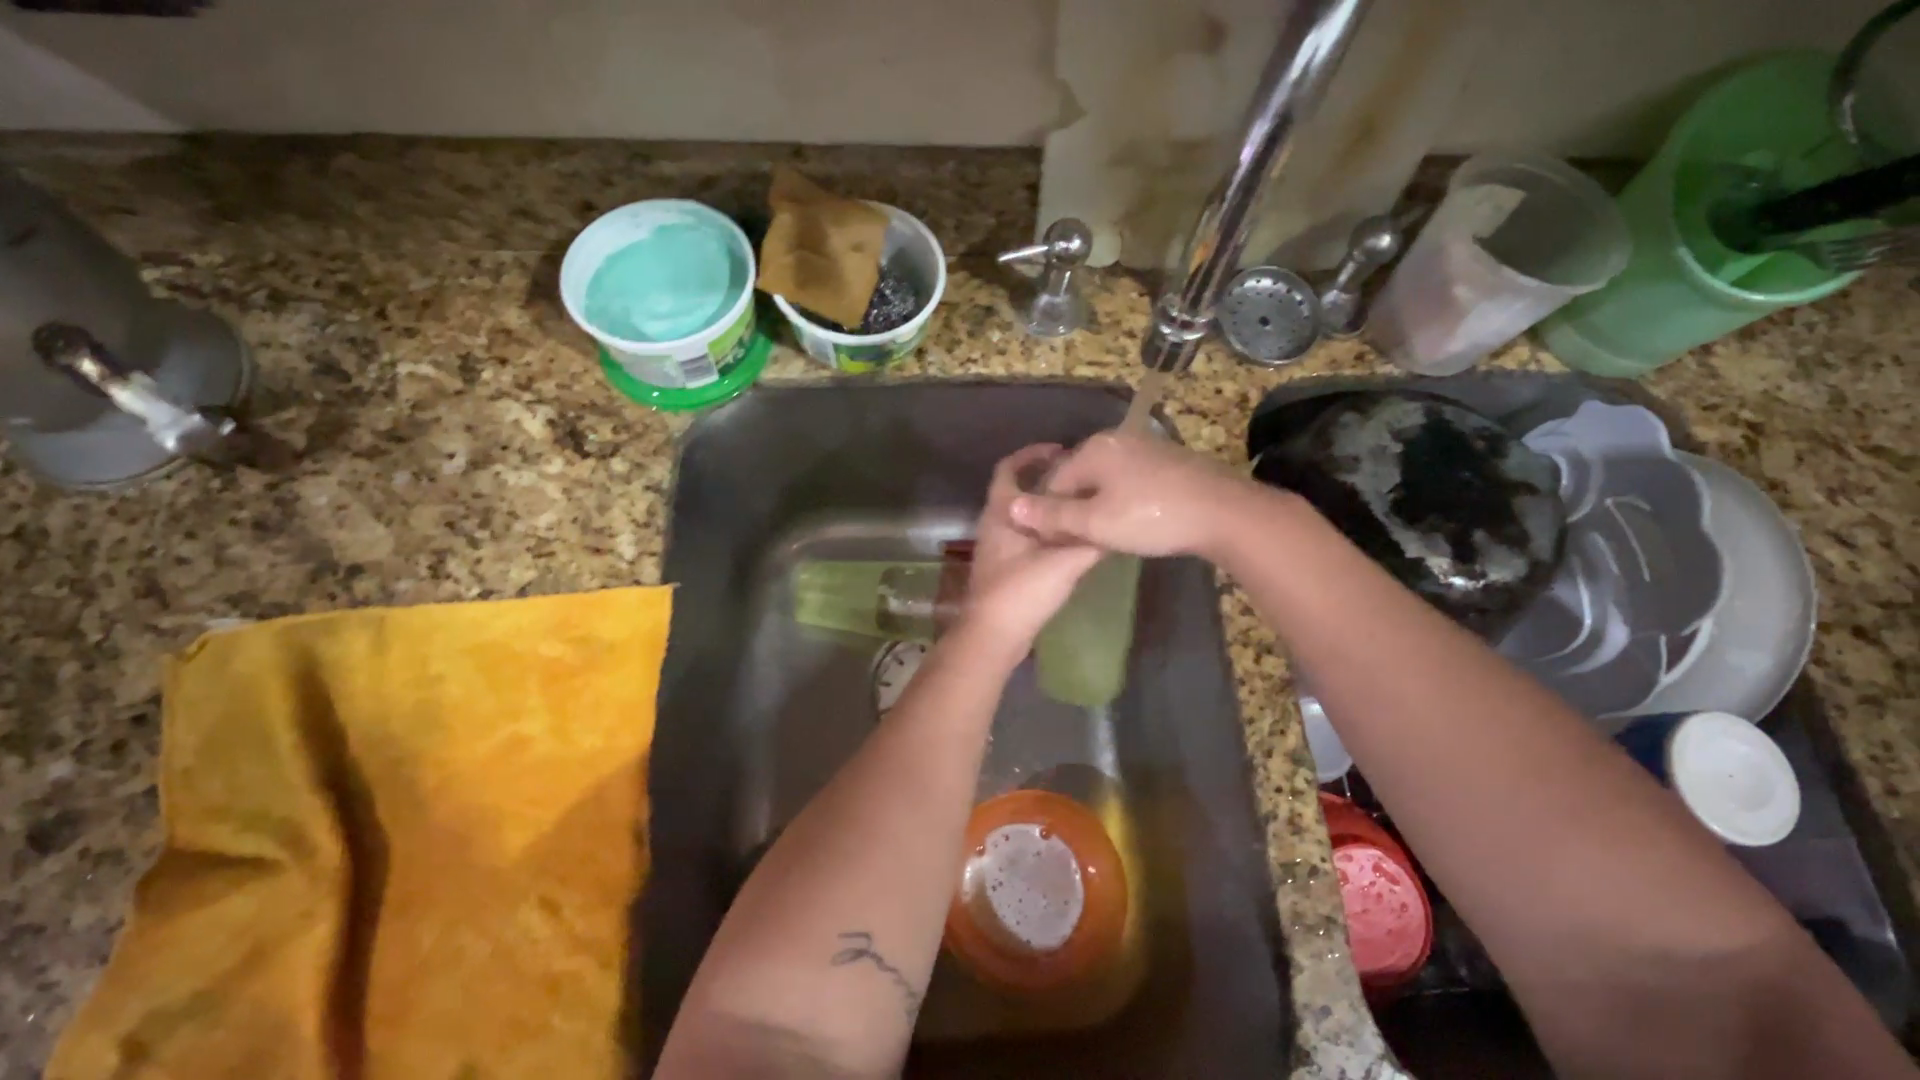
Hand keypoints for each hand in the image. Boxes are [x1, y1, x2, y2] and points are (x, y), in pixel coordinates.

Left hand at [956, 445, 1103, 651]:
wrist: (993, 636)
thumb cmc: (1021, 591)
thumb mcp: (1064, 562)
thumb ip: (1091, 540)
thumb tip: (1116, 521)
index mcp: (1001, 512)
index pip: (1009, 468)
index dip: (1032, 454)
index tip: (1062, 450)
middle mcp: (995, 524)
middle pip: (1018, 490)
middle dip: (1047, 481)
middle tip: (1081, 479)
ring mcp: (997, 547)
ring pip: (1023, 516)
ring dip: (1048, 508)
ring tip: (1082, 506)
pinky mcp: (1005, 568)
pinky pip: (1027, 538)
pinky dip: (1047, 531)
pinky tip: (1072, 540)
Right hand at [1007, 431, 1260, 558]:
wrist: (1223, 512)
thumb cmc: (1151, 517)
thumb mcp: (1095, 523)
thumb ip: (1052, 516)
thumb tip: (1010, 508)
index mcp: (1093, 448)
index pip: (1053, 482)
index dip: (1050, 515)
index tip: (1058, 544)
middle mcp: (1115, 439)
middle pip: (1079, 478)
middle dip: (1077, 509)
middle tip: (1085, 542)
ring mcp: (1145, 446)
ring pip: (1106, 480)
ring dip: (1102, 507)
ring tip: (1110, 536)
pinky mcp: (1168, 459)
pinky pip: (1131, 480)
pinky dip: (1126, 500)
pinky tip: (1137, 522)